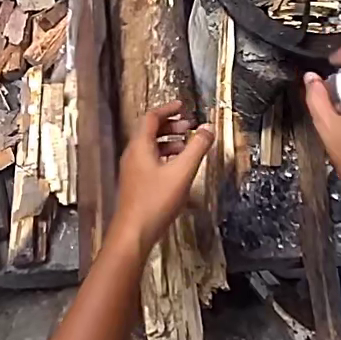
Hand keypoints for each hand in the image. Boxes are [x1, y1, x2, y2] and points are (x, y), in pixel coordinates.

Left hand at [109, 100, 213, 254]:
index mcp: (140, 146)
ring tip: (186, 145)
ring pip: (150, 147)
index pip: (152, 117)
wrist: (133, 233)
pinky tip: (178, 168)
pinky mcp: (136, 184)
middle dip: (171, 125)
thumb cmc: (154, 202)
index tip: (182, 105)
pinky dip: (165, 156)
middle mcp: (133, 155)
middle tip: (188, 125)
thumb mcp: (182, 172)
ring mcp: (132, 170)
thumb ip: (197, 148)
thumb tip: (208, 128)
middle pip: (150, 131)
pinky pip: (150, 161)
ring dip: (169, 142)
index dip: (168, 109)